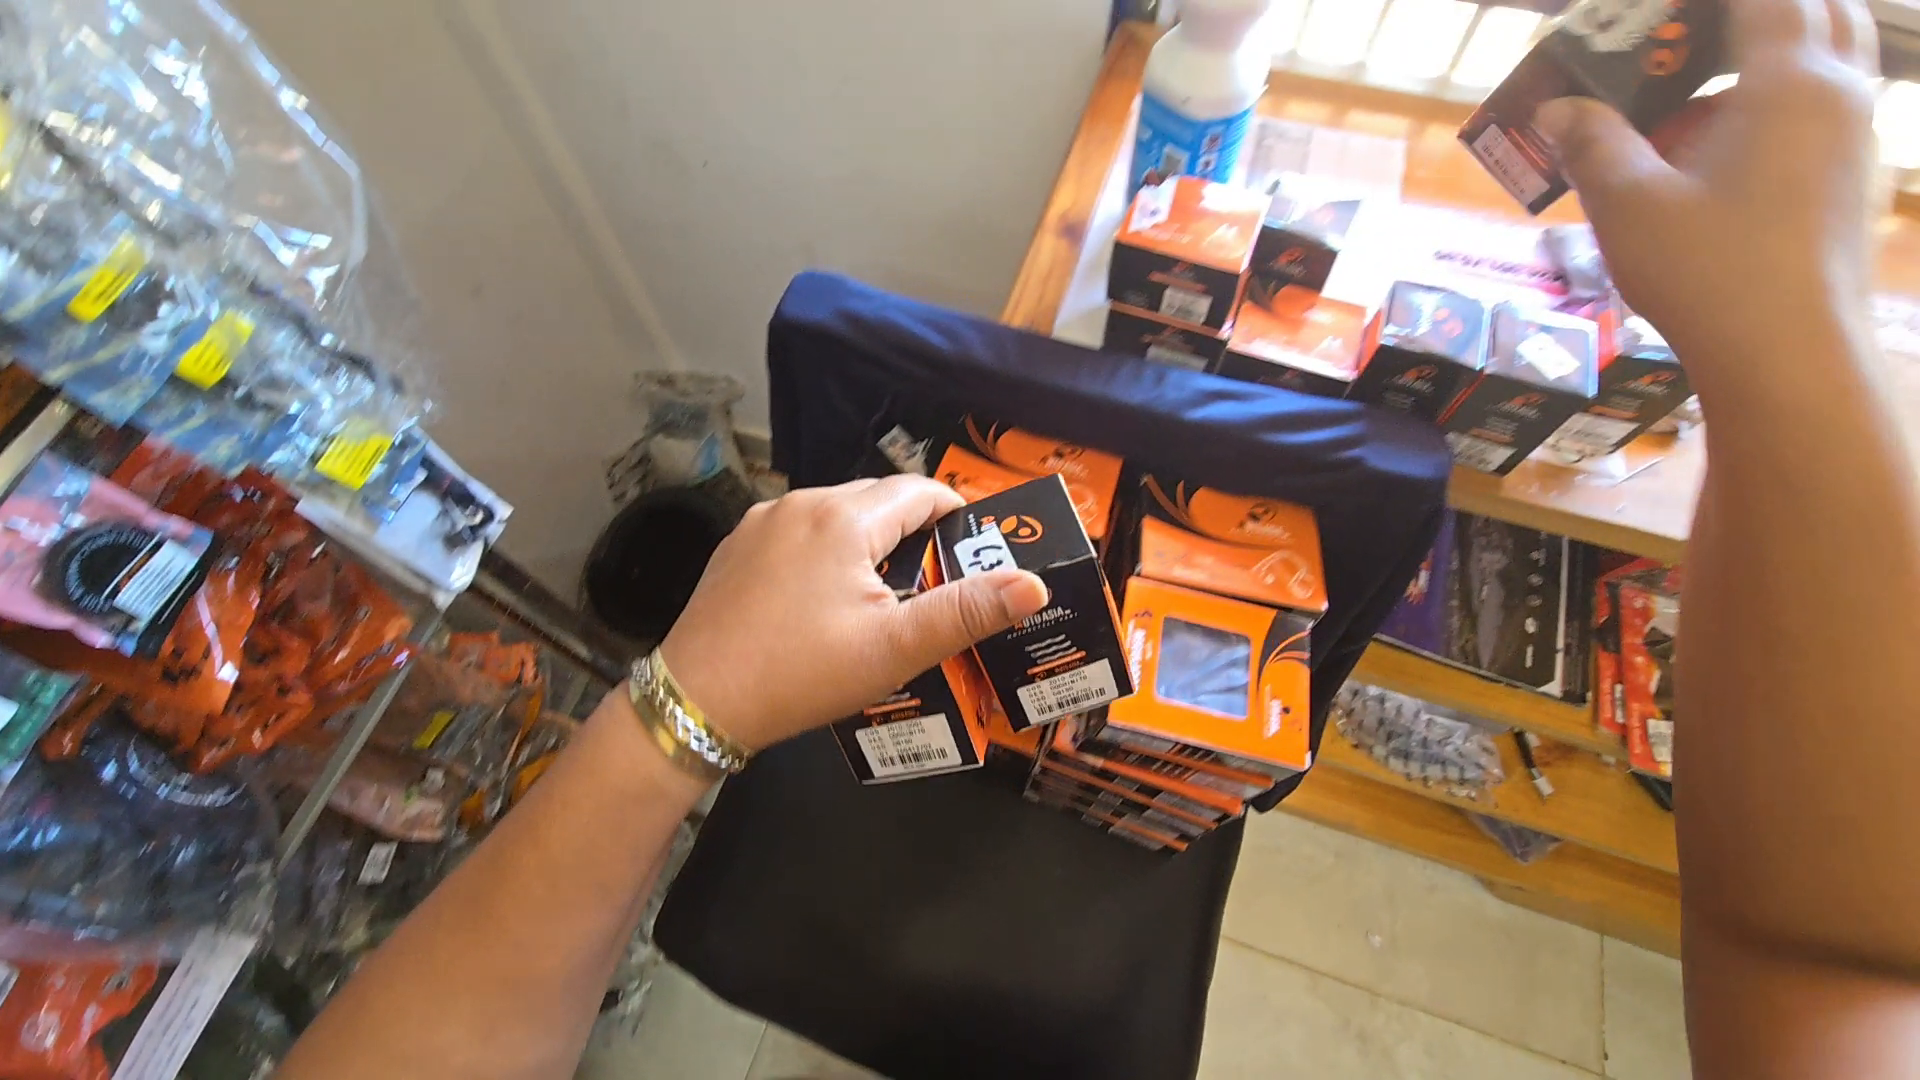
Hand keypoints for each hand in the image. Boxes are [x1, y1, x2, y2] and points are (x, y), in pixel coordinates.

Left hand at [655, 475, 1050, 751]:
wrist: (697, 702)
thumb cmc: (803, 673)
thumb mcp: (894, 648)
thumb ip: (966, 612)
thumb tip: (1032, 584)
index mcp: (844, 517)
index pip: (918, 491)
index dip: (955, 512)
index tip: (975, 546)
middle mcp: (800, 502)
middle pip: (877, 499)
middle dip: (914, 528)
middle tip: (937, 577)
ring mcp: (761, 521)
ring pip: (836, 513)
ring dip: (869, 538)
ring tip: (887, 589)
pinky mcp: (736, 546)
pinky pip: (800, 531)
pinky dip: (827, 549)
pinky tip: (826, 595)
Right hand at [1534, 0, 1880, 364]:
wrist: (1782, 345)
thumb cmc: (1702, 267)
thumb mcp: (1627, 206)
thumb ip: (1593, 146)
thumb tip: (1554, 107)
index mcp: (1788, 84)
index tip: (1648, 12)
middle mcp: (1837, 91)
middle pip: (1814, 8)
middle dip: (1743, 12)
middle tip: (1672, 40)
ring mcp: (1853, 132)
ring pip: (1823, 54)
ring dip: (1760, 53)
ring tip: (1685, 91)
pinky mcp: (1847, 171)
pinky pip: (1819, 102)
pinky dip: (1769, 98)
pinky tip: (1710, 147)